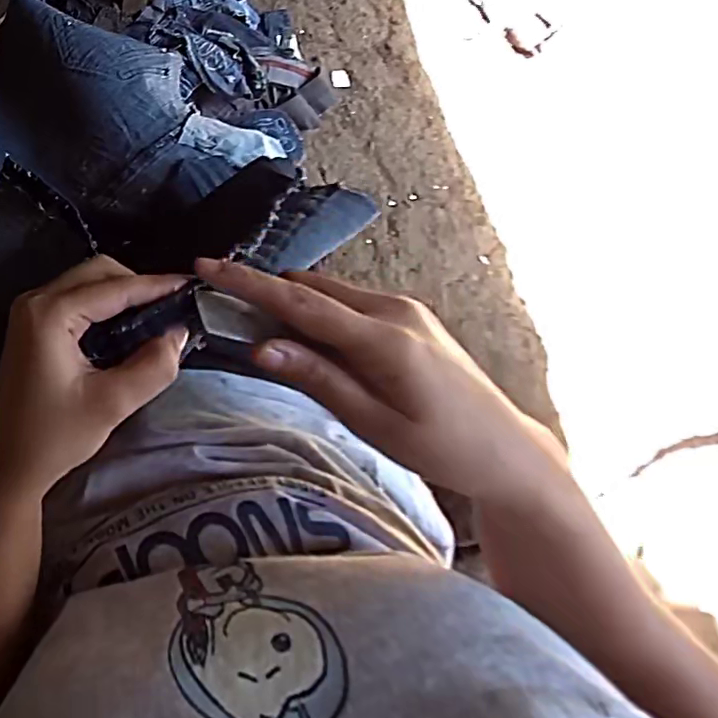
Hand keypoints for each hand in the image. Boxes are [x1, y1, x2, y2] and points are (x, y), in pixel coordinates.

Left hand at [0, 256, 189, 500]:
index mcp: (49, 314)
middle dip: (136, 284)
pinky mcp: (30, 325)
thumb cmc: (54, 437)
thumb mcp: (112, 404)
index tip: (190, 286)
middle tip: (170, 308)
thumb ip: (153, 366)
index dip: (155, 285)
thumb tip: (179, 333)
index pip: (113, 288)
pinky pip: (74, 298)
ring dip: (120, 293)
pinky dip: (103, 305)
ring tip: (155, 317)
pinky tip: (125, 328)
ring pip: (85, 281)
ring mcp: (29, 311)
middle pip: (97, 272)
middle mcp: (35, 301)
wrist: (9, 466)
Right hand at [196, 259, 570, 510]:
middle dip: (263, 291)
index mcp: (383, 340)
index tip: (207, 266)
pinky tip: (308, 338)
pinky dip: (316, 310)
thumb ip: (317, 377)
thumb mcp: (373, 423)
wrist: (510, 450)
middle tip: (223, 308)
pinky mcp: (407, 314)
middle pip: (309, 287)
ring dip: (290, 302)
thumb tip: (260, 347)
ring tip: (260, 328)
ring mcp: (403, 308)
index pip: (299, 302)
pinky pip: (346, 300)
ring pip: (326, 290)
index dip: (247, 283)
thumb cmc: (442, 447)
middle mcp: (393, 310)